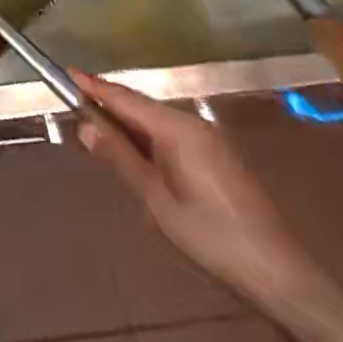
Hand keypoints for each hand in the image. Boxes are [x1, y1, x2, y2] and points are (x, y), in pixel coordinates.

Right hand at [74, 72, 314, 299]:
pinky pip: (173, 134)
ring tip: (98, 132)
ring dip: (128, 123)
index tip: (67, 73)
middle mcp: (193, 123)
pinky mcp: (217, 154)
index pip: (126, 99)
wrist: (275, 268)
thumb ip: (120, 159)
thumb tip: (85, 127)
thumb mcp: (156, 200)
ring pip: (157, 121)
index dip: (95, 86)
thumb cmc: (209, 235)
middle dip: (108, 105)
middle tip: (74, 107)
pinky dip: (148, 137)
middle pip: (142, 106)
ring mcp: (209, 138)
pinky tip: (136, 154)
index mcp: (177, 128)